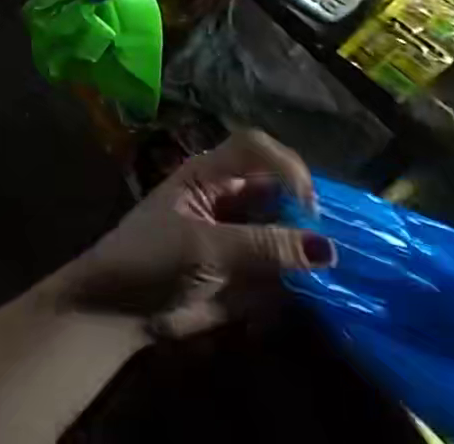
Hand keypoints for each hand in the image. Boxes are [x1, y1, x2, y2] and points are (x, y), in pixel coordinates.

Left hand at [58, 130, 332, 338]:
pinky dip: (305, 277)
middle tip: (329, 250)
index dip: (287, 167)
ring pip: (292, 228)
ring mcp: (242, 232)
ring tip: (332, 275)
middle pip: (282, 188)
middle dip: (309, 212)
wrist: (121, 306)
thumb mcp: (203, 248)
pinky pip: (289, 266)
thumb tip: (325, 246)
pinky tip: (316, 294)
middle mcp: (230, 196)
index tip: (307, 206)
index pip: (257, 148)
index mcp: (208, 174)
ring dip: (312, 248)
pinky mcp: (250, 268)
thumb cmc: (149, 259)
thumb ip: (261, 246)